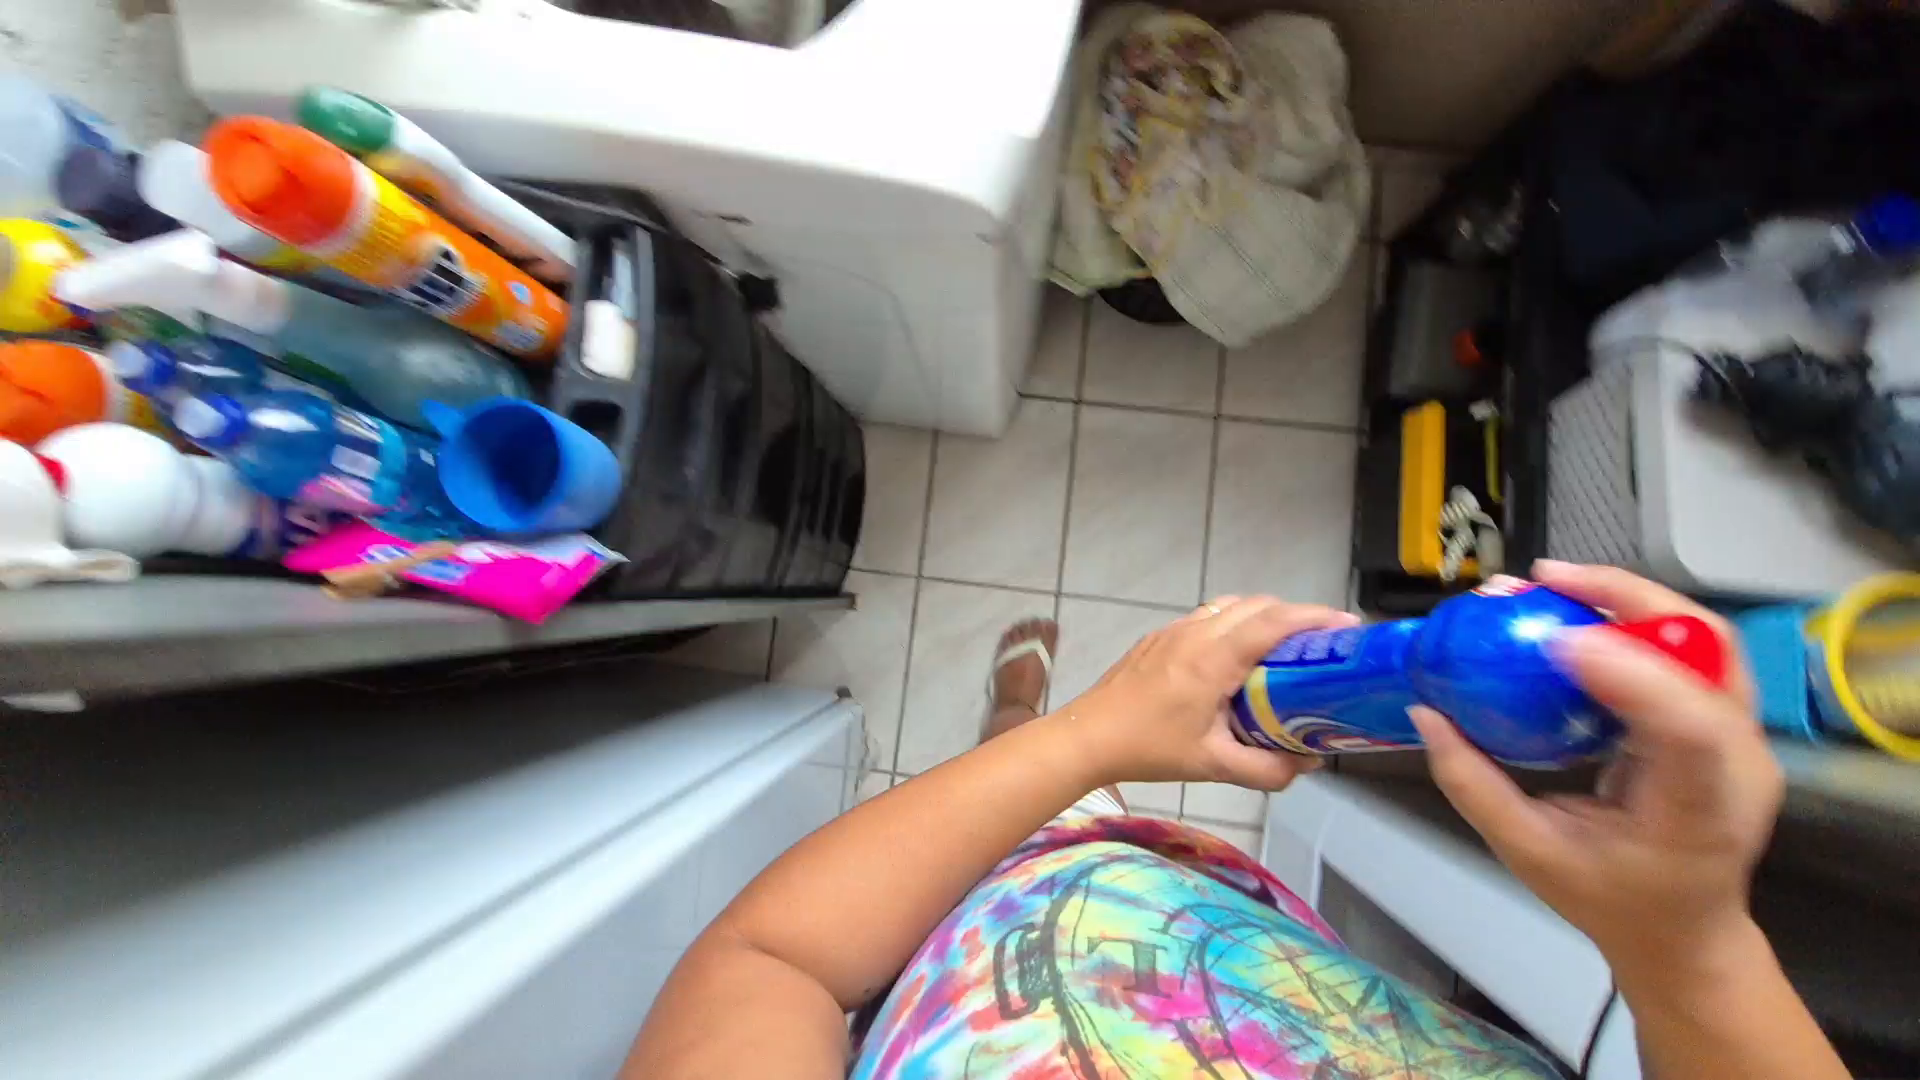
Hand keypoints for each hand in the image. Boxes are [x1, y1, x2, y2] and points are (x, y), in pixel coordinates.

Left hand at [1062, 596, 1359, 790]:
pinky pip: (1206, 616)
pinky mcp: (1158, 637)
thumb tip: (1309, 764)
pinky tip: (1239, 655)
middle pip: (1256, 605)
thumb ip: (1268, 768)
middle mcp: (1194, 633)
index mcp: (1212, 659)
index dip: (1314, 618)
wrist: (1087, 735)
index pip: (1273, 622)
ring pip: (1229, 605)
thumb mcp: (1213, 765)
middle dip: (1296, 615)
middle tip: (1325, 642)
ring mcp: (1172, 630)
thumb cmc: (1149, 749)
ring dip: (1263, 615)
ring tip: (1288, 646)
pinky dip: (1234, 622)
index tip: (1348, 627)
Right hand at [1409, 561, 1783, 984]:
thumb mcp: (1525, 849)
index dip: (1631, 675)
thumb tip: (1426, 711)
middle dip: (1625, 599)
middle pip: (1708, 651)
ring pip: (1701, 637)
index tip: (1556, 639)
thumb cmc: (1608, 897)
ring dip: (1625, 598)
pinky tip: (1570, 611)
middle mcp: (1738, 760)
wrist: (1684, 930)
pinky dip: (1626, 617)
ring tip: (1548, 584)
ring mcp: (1737, 735)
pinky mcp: (1716, 719)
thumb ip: (1470, 782)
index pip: (1690, 731)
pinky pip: (1681, 649)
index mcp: (1697, 808)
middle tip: (1540, 580)